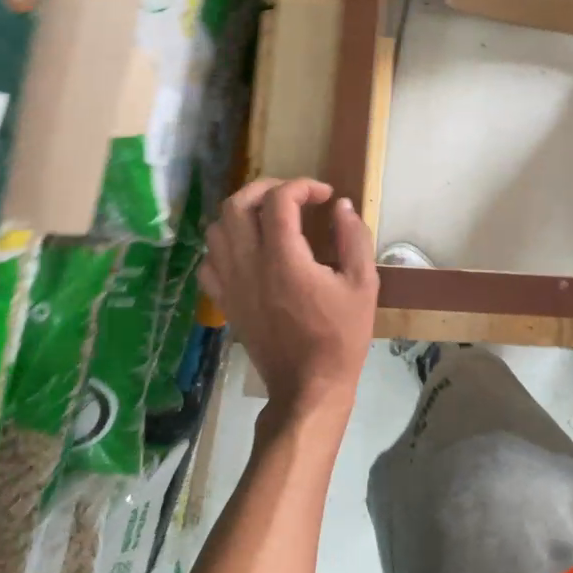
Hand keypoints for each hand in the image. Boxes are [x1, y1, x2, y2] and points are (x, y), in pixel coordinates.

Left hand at [200, 178, 378, 419]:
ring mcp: (231, 284)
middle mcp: (249, 264)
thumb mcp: (363, 285)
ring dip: (242, 213)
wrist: (308, 386)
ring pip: (217, 229)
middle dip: (265, 188)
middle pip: (237, 204)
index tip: (326, 196)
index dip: (303, 186)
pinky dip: (225, 246)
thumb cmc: (341, 336)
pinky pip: (209, 261)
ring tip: (268, 218)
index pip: (279, 200)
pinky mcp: (225, 302)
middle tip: (292, 196)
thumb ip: (354, 239)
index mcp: (284, 259)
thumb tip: (342, 206)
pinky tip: (248, 251)